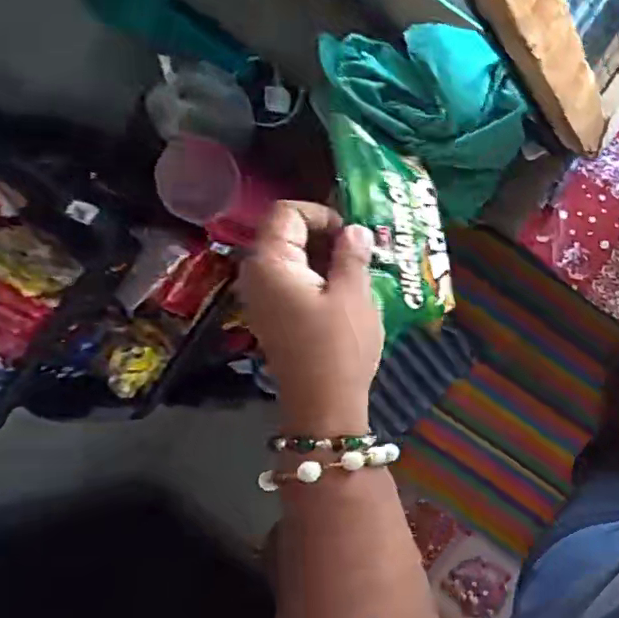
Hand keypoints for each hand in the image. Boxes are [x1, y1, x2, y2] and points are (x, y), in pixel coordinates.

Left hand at [241, 201, 382, 433]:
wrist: (323, 404)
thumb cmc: (339, 346)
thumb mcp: (354, 295)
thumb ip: (352, 256)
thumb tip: (354, 230)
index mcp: (270, 263)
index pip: (286, 213)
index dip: (321, 213)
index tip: (353, 232)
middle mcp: (256, 276)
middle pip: (285, 235)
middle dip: (324, 235)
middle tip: (362, 250)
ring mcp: (262, 299)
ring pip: (291, 261)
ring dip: (324, 259)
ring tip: (359, 271)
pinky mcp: (274, 319)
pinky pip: (292, 284)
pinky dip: (317, 279)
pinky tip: (345, 293)